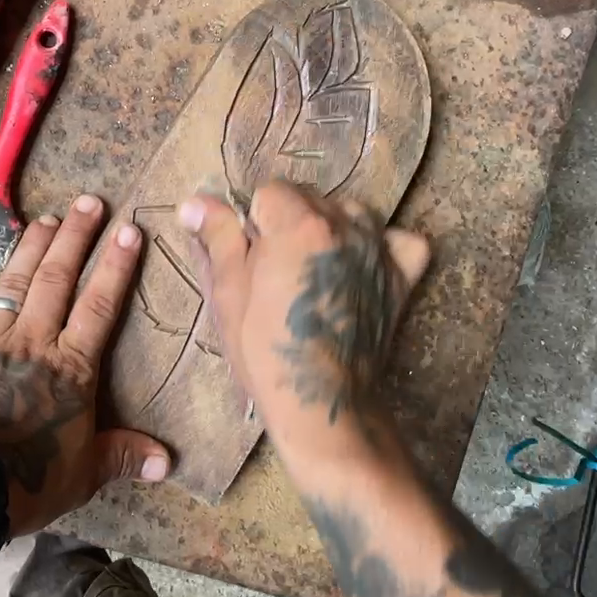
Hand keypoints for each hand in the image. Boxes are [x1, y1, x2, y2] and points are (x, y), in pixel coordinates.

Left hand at [0, 194, 170, 535]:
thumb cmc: (24, 481)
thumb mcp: (83, 474)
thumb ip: (123, 455)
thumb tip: (168, 462)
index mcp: (70, 366)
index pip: (100, 305)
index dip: (117, 266)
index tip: (130, 229)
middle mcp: (33, 340)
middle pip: (59, 278)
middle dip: (77, 236)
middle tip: (90, 201)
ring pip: (15, 280)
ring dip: (33, 245)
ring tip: (49, 216)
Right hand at [179, 181, 429, 463]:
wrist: (321, 404)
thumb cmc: (264, 351)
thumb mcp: (227, 293)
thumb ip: (217, 236)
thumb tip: (194, 200)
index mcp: (299, 224)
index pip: (268, 192)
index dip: (252, 223)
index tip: (249, 258)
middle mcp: (345, 224)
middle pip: (309, 198)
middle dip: (288, 222)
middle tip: (275, 272)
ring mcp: (378, 248)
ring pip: (348, 213)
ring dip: (329, 230)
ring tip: (314, 273)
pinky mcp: (401, 276)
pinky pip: (397, 239)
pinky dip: (380, 247)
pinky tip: (359, 268)